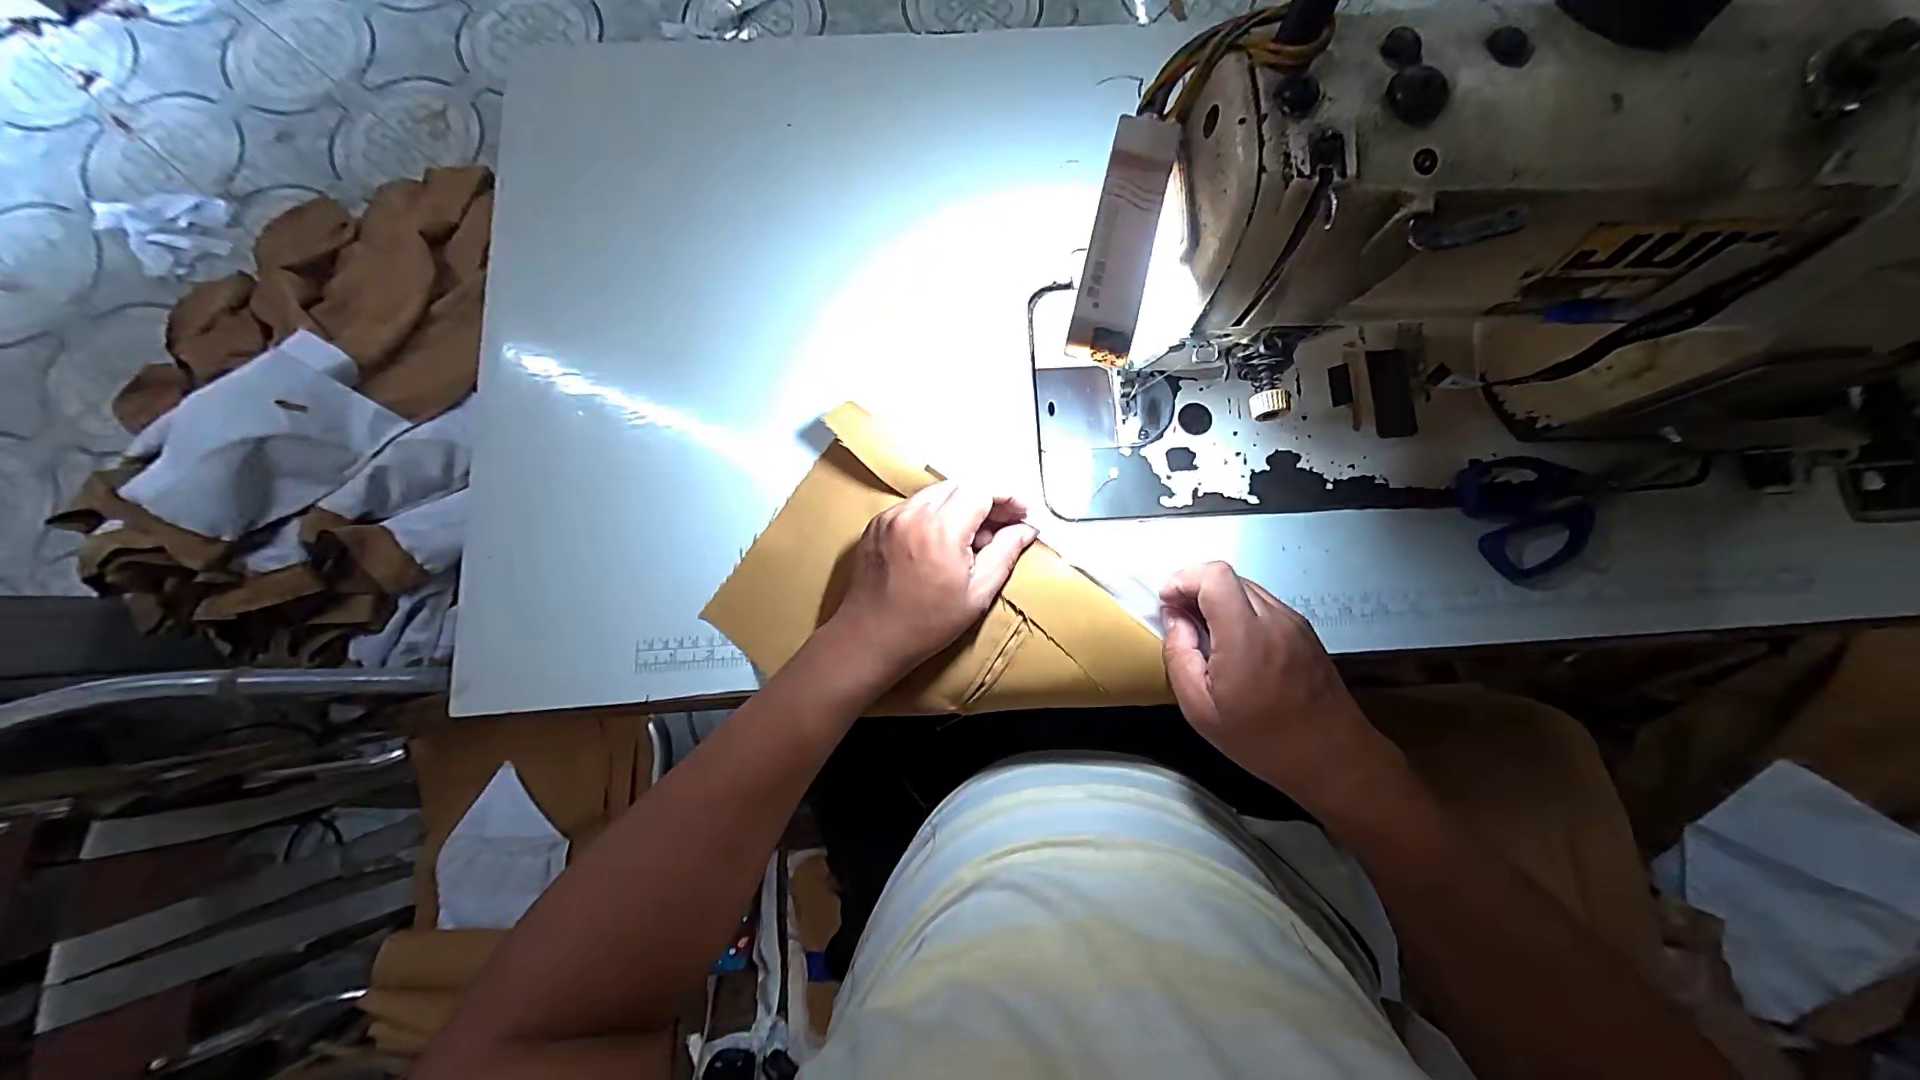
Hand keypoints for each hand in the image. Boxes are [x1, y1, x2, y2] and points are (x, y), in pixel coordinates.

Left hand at [825, 480, 1037, 678]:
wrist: (870, 638)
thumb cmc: (924, 624)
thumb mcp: (977, 593)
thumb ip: (1005, 553)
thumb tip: (1025, 530)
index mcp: (940, 530)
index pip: (982, 490)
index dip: (1006, 498)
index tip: (1021, 512)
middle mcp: (912, 515)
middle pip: (961, 486)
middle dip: (987, 500)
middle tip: (1005, 525)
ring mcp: (891, 517)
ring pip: (938, 493)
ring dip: (962, 506)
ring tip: (976, 540)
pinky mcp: (877, 524)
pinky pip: (915, 506)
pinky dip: (936, 514)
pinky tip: (946, 542)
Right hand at [1160, 562, 1401, 810]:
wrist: (1334, 759)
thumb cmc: (1261, 740)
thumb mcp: (1200, 709)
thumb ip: (1179, 656)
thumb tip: (1173, 619)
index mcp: (1246, 634)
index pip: (1214, 576)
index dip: (1183, 579)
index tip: (1167, 602)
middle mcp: (1274, 618)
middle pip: (1228, 577)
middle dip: (1195, 588)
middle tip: (1178, 619)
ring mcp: (1294, 622)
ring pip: (1245, 588)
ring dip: (1217, 600)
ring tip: (1204, 634)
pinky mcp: (1305, 631)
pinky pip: (1263, 605)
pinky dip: (1238, 612)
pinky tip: (1233, 645)